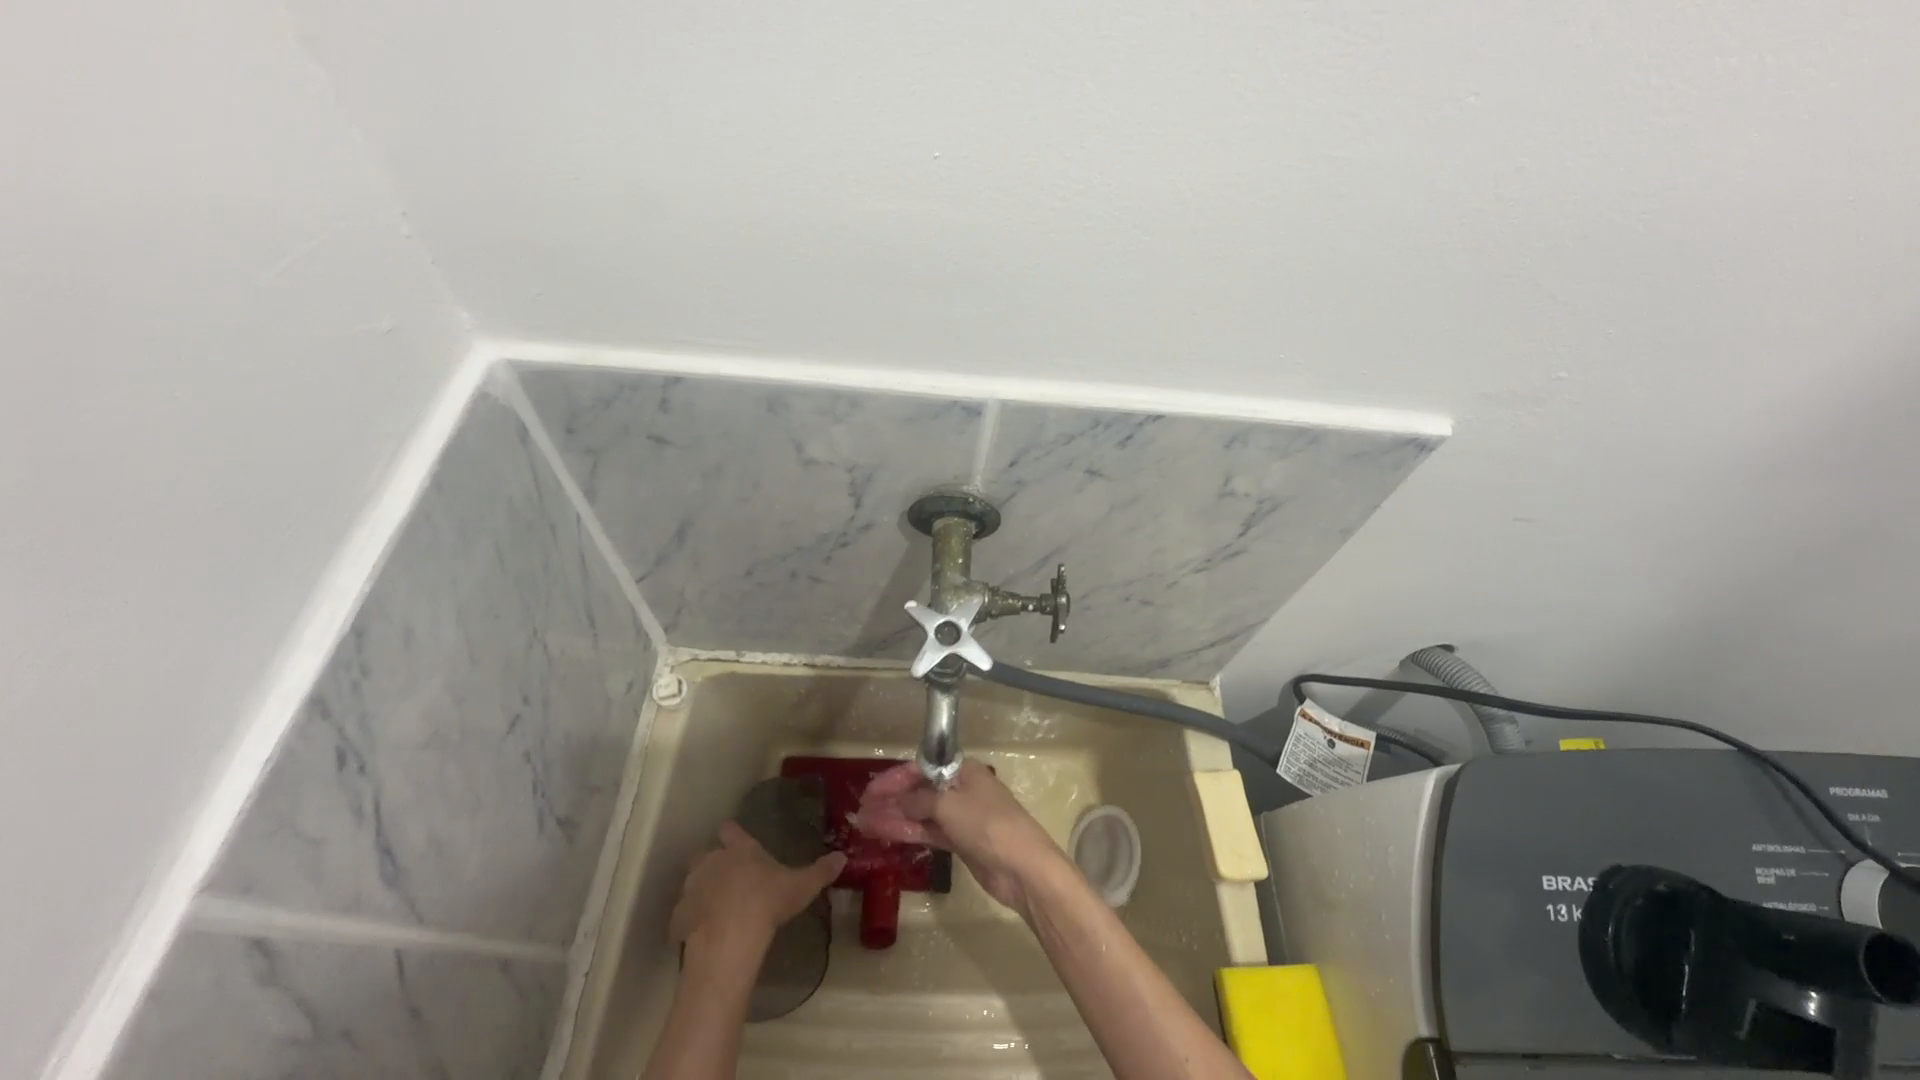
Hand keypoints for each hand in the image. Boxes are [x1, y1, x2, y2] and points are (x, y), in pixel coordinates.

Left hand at [670, 821, 846, 951]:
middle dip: (713, 862)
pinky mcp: (680, 915)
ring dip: (701, 889)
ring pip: (693, 882)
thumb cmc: (767, 902)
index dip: (732, 832)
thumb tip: (842, 856)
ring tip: (716, 906)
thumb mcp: (802, 886)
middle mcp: (712, 861)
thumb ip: (821, 871)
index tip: (732, 834)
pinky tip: (703, 931)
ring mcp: (692, 888)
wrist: (730, 936)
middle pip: (706, 854)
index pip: (731, 830)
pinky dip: (691, 920)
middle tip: (728, 876)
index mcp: (740, 850)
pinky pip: (684, 914)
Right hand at [855, 760, 1064, 916]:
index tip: (871, 790)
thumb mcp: (950, 805)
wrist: (1023, 868)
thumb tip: (898, 801)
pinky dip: (909, 833)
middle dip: (892, 799)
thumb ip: (920, 801)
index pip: (924, 768)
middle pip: (921, 791)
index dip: (896, 778)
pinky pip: (930, 833)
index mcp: (965, 772)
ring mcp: (962, 818)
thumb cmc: (988, 825)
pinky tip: (886, 835)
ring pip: (922, 814)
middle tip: (862, 810)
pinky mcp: (961, 843)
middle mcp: (962, 791)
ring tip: (865, 825)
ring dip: (895, 817)